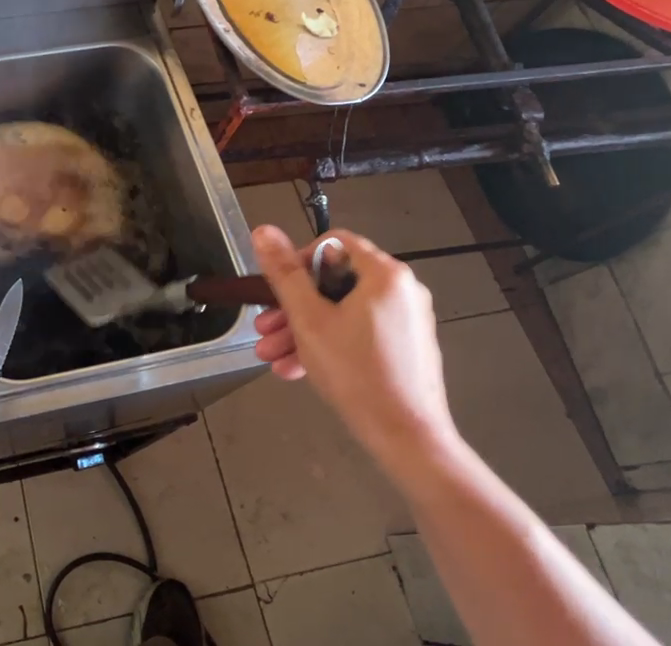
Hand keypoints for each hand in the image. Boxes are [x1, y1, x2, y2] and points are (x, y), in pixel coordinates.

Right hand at [250, 225, 456, 459]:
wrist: (407, 438)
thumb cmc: (355, 372)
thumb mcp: (308, 320)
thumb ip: (284, 273)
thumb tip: (263, 230)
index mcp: (384, 274)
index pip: (333, 244)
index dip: (298, 261)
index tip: (277, 291)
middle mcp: (402, 291)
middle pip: (335, 283)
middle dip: (292, 307)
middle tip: (264, 329)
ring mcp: (407, 321)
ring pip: (344, 313)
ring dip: (304, 330)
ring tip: (271, 356)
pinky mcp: (407, 349)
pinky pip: (360, 334)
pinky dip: (330, 344)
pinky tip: (297, 370)